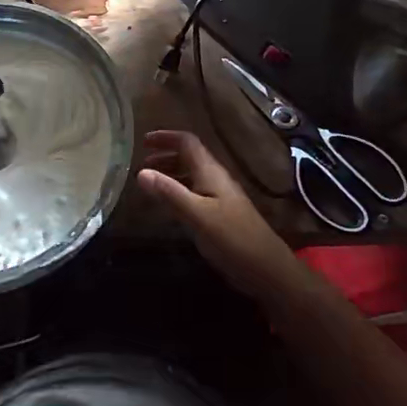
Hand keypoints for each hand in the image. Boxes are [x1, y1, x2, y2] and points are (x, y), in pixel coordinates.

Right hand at [137, 130, 305, 298]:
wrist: (266, 267)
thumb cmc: (232, 238)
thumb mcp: (197, 215)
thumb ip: (170, 193)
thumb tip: (140, 172)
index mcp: (210, 172)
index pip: (187, 142)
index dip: (166, 137)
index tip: (143, 141)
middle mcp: (216, 178)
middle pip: (189, 156)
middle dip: (165, 155)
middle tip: (141, 164)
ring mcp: (221, 196)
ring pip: (192, 174)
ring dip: (171, 172)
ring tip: (150, 183)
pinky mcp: (221, 213)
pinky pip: (196, 192)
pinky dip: (179, 190)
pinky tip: (170, 205)